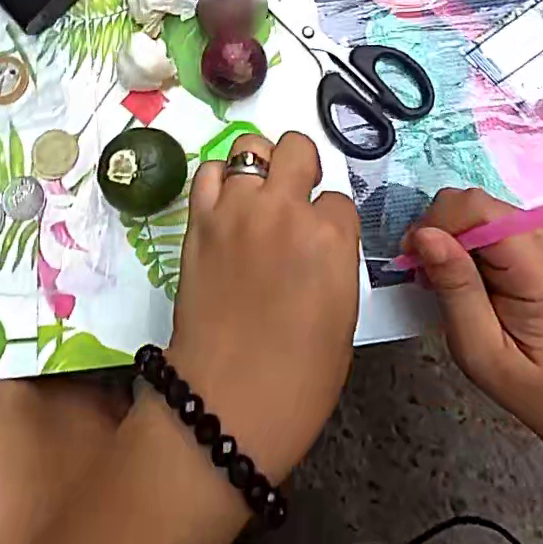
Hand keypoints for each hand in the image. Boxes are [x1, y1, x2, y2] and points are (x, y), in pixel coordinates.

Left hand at [167, 132, 360, 480]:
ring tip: (258, 194)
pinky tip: (225, 203)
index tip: (321, 240)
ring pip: (250, 146)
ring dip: (260, 165)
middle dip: (302, 168)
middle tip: (294, 197)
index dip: (331, 220)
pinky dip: (219, 179)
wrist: (228, 397)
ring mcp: (237, 209)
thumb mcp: (343, 312)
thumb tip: (322, 238)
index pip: (339, 200)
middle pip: (297, 148)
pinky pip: (208, 171)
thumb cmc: (300, 374)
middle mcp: (284, 210)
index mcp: (331, 238)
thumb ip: (335, 258)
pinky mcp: (199, 219)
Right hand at [404, 188, 542, 476]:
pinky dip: (460, 237)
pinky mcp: (532, 237)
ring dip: (447, 233)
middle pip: (476, 203)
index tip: (415, 258)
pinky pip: (483, 218)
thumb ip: (455, 288)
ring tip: (442, 275)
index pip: (482, 211)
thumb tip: (425, 235)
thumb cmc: (526, 380)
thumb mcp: (479, 348)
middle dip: (438, 228)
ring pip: (474, 206)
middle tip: (425, 270)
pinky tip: (459, 269)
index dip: (439, 224)